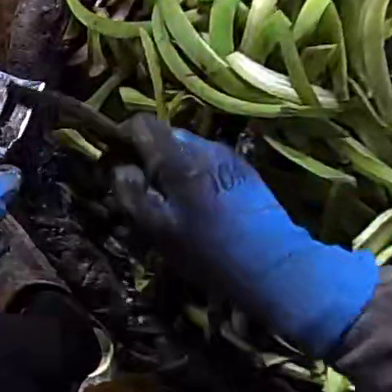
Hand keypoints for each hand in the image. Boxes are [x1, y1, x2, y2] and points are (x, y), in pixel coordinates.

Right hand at [113, 116, 376, 356]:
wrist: (276, 267)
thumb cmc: (207, 250)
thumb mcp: (156, 228)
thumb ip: (130, 192)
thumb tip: (120, 168)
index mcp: (178, 158)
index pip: (140, 123)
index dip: (121, 137)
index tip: (114, 161)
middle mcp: (204, 147)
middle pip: (163, 135)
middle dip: (146, 156)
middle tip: (141, 187)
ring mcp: (227, 156)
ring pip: (185, 149)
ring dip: (170, 166)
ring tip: (169, 199)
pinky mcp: (244, 170)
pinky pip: (205, 161)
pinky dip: (192, 173)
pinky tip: (197, 203)